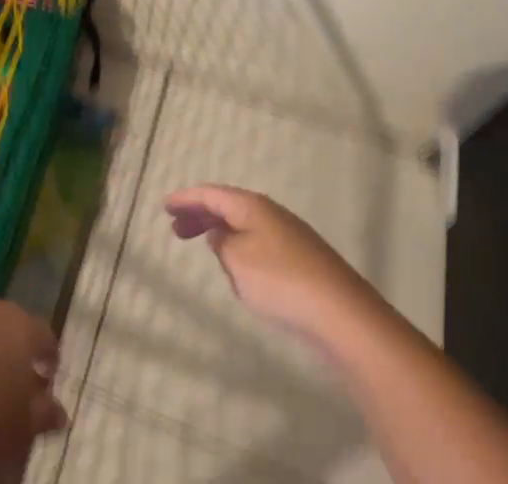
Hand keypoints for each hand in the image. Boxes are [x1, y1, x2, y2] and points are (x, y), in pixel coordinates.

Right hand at [165, 184, 382, 344]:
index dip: (186, 198)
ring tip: (202, 244)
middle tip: (176, 229)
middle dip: (201, 214)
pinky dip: (239, 246)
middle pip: (228, 206)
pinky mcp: (301, 260)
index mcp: (253, 206)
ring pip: (245, 225)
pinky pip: (259, 243)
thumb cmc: (280, 281)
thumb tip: (222, 235)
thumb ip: (221, 243)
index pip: (212, 193)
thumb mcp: (236, 260)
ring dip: (221, 230)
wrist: (342, 315)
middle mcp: (272, 214)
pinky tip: (237, 266)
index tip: (165, 206)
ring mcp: (290, 236)